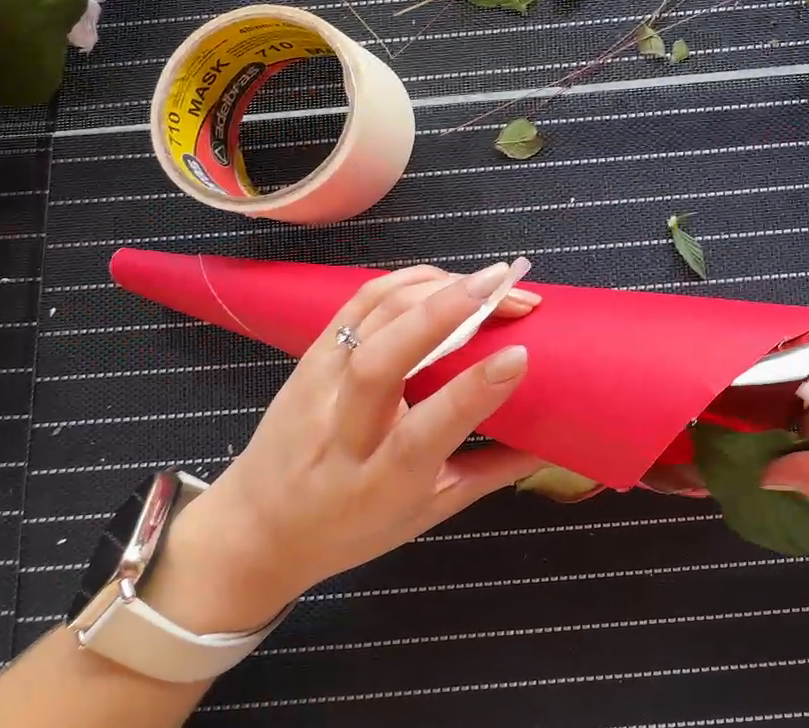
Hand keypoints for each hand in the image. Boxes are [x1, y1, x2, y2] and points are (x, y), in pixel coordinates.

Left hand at [142, 263, 545, 633]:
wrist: (253, 530)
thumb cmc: (351, 529)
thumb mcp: (429, 513)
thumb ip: (493, 473)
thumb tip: (555, 439)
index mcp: (377, 483)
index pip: (424, 431)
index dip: (473, 391)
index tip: (520, 354)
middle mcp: (339, 431)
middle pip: (382, 360)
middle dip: (445, 313)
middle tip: (505, 285)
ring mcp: (316, 387)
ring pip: (369, 319)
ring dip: (434, 288)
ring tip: (491, 280)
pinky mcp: (308, 357)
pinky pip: (358, 303)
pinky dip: (407, 281)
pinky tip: (446, 279)